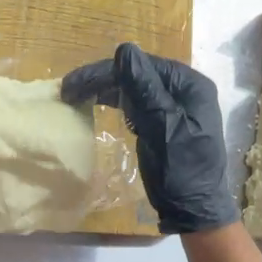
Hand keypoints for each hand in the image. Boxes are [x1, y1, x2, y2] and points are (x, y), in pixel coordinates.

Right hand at [62, 43, 236, 234]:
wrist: (194, 210)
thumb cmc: (181, 169)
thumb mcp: (162, 127)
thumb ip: (145, 89)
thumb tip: (124, 51)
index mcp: (189, 85)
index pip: (140, 66)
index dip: (104, 72)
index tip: (71, 85)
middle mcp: (184, 90)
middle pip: (136, 74)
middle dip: (102, 80)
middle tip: (67, 91)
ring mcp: (175, 106)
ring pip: (134, 88)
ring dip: (105, 90)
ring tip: (74, 96)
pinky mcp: (164, 122)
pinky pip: (137, 104)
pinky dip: (116, 103)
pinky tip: (96, 104)